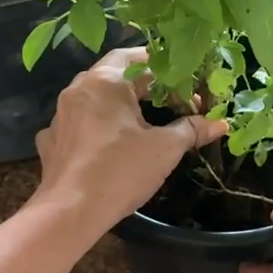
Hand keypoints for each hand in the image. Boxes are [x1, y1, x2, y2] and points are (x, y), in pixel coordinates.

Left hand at [30, 47, 226, 231]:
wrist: (69, 213)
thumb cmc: (121, 171)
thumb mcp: (165, 148)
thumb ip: (192, 129)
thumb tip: (221, 123)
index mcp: (107, 81)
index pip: (142, 59)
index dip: (170, 73)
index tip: (189, 89)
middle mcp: (79, 88)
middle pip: (117, 72)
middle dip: (146, 83)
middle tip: (172, 98)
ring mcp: (61, 114)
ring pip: (96, 95)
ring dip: (121, 101)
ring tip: (145, 118)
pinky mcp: (52, 139)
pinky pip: (80, 120)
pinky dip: (99, 124)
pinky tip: (111, 141)